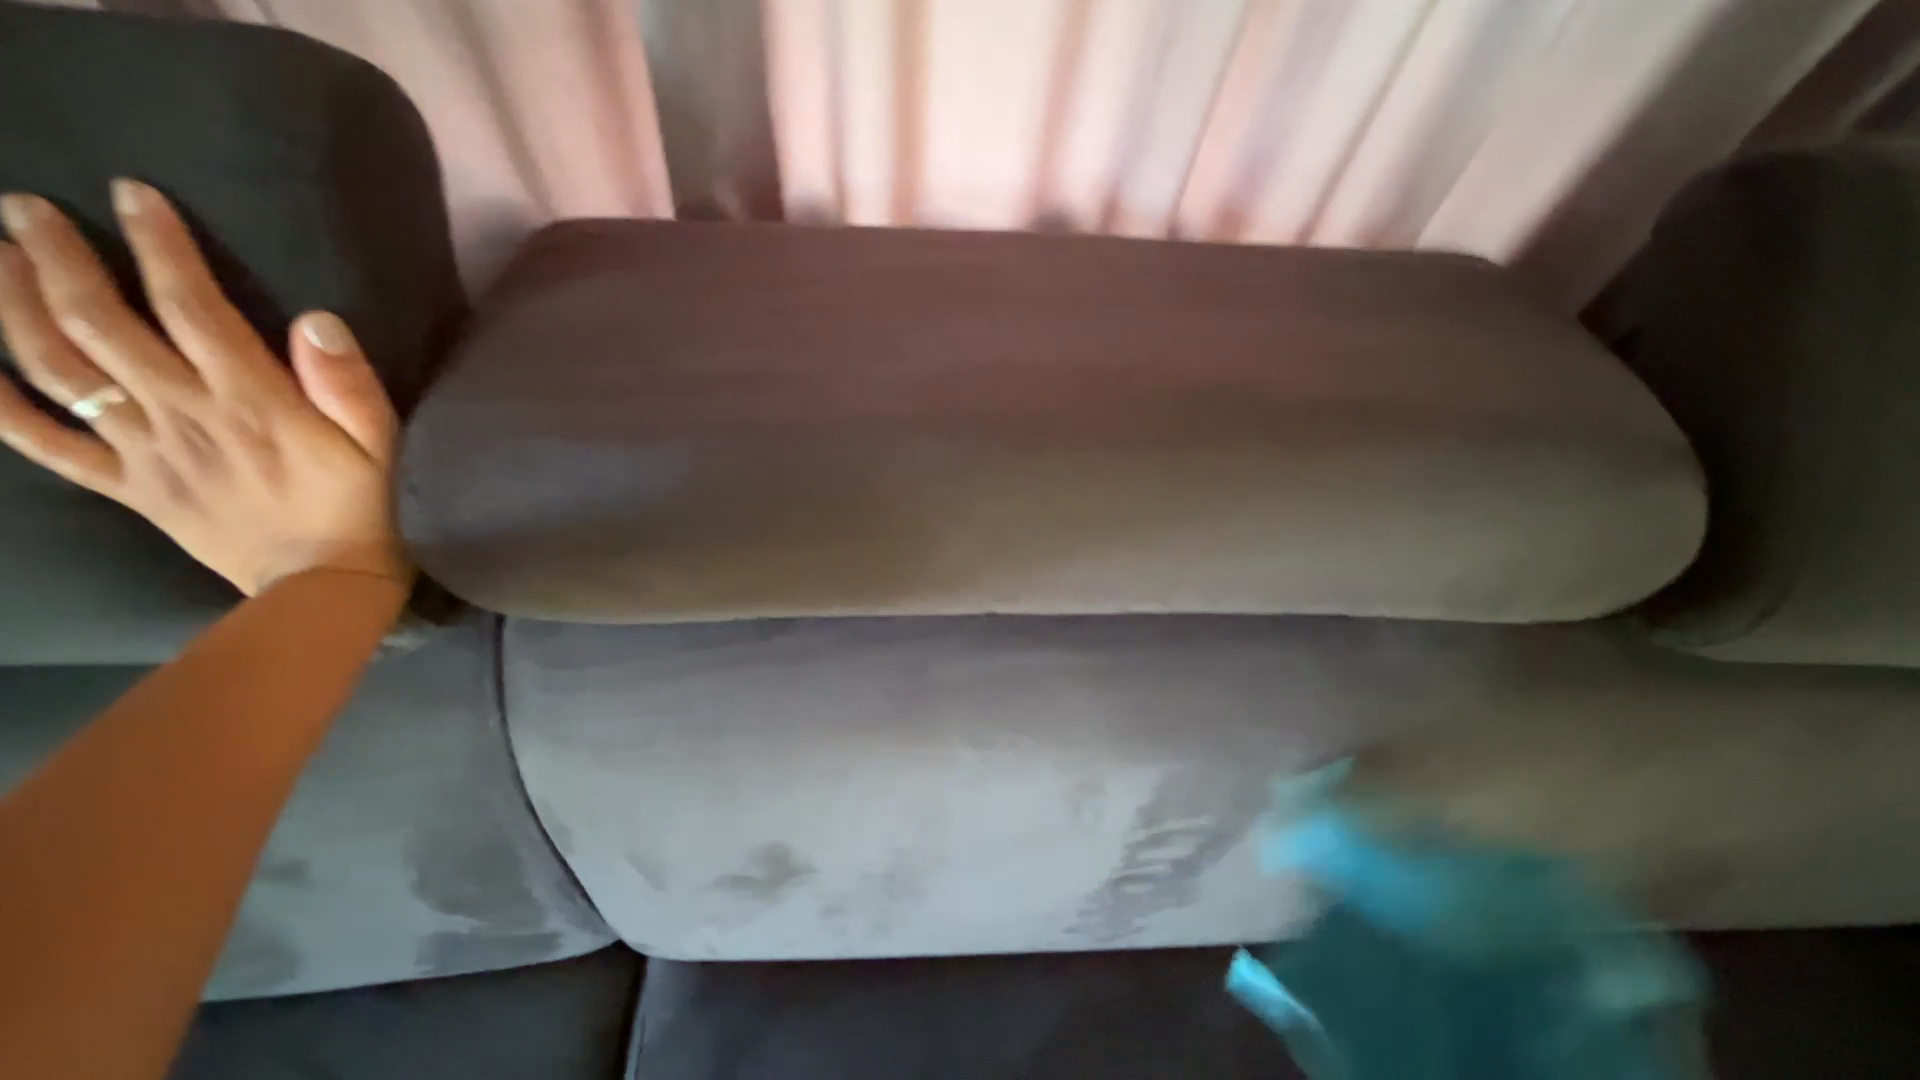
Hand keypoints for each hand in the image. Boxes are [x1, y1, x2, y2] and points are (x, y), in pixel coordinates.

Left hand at [0, 181, 411, 594]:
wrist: (325, 585)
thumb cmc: (366, 506)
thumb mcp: (383, 442)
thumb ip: (347, 383)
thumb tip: (315, 318)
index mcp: (251, 400)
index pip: (192, 307)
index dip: (159, 247)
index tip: (131, 194)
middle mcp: (184, 415)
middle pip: (101, 325)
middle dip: (56, 260)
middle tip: (26, 208)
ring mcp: (146, 452)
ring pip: (59, 371)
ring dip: (15, 309)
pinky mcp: (130, 488)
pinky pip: (49, 447)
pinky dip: (1, 408)